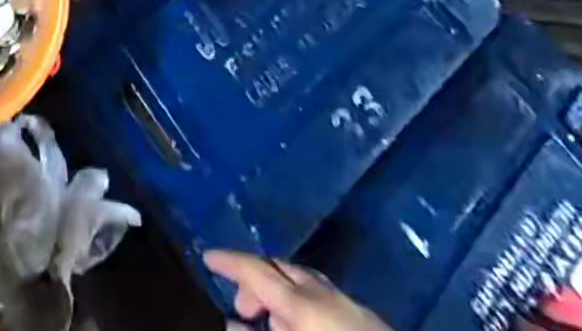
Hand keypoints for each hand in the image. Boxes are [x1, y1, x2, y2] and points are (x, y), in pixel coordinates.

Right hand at [203, 251, 391, 330]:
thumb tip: (232, 323)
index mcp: (305, 304)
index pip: (257, 270)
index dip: (229, 262)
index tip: (206, 256)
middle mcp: (329, 297)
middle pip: (283, 270)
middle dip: (257, 279)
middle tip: (242, 307)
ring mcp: (357, 310)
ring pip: (309, 285)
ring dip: (283, 293)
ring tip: (272, 324)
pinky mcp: (375, 326)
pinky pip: (329, 302)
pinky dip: (307, 307)